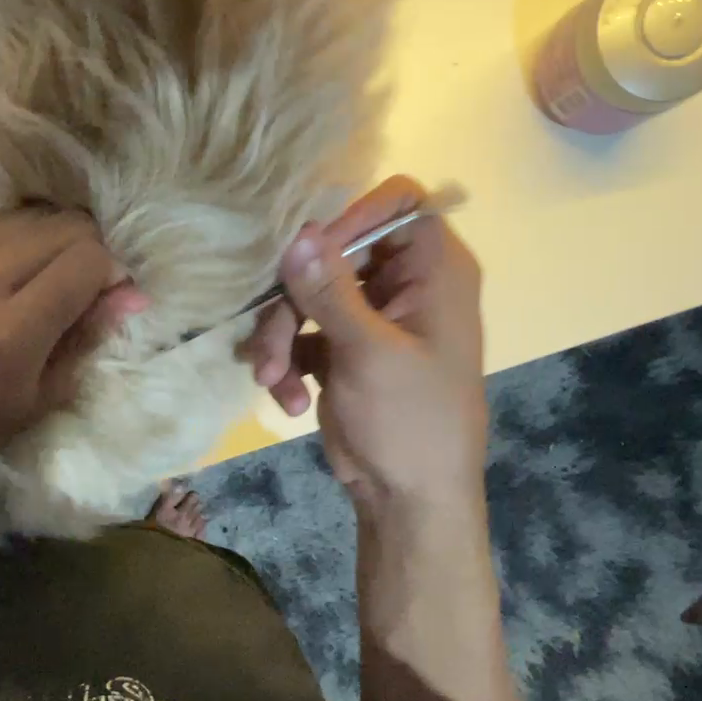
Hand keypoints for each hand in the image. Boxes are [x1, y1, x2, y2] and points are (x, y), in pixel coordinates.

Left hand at [0, 208, 143, 464]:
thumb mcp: (46, 393)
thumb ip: (89, 336)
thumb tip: (132, 293)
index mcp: (12, 328)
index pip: (86, 261)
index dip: (109, 273)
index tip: (106, 296)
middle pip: (69, 228)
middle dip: (89, 252)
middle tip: (81, 287)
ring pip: (41, 215)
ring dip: (57, 242)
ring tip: (47, 278)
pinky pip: (8, 217)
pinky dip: (25, 237)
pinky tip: (16, 269)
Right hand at [262, 176, 487, 508]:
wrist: (407, 494)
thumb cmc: (410, 420)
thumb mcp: (369, 353)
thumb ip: (330, 291)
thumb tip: (297, 233)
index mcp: (433, 270)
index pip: (395, 205)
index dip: (349, 222)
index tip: (308, 259)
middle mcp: (401, 285)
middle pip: (333, 256)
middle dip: (292, 303)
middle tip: (268, 349)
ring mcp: (367, 320)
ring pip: (305, 298)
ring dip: (279, 340)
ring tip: (269, 382)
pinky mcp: (339, 352)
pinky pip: (298, 336)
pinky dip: (285, 365)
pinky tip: (284, 399)